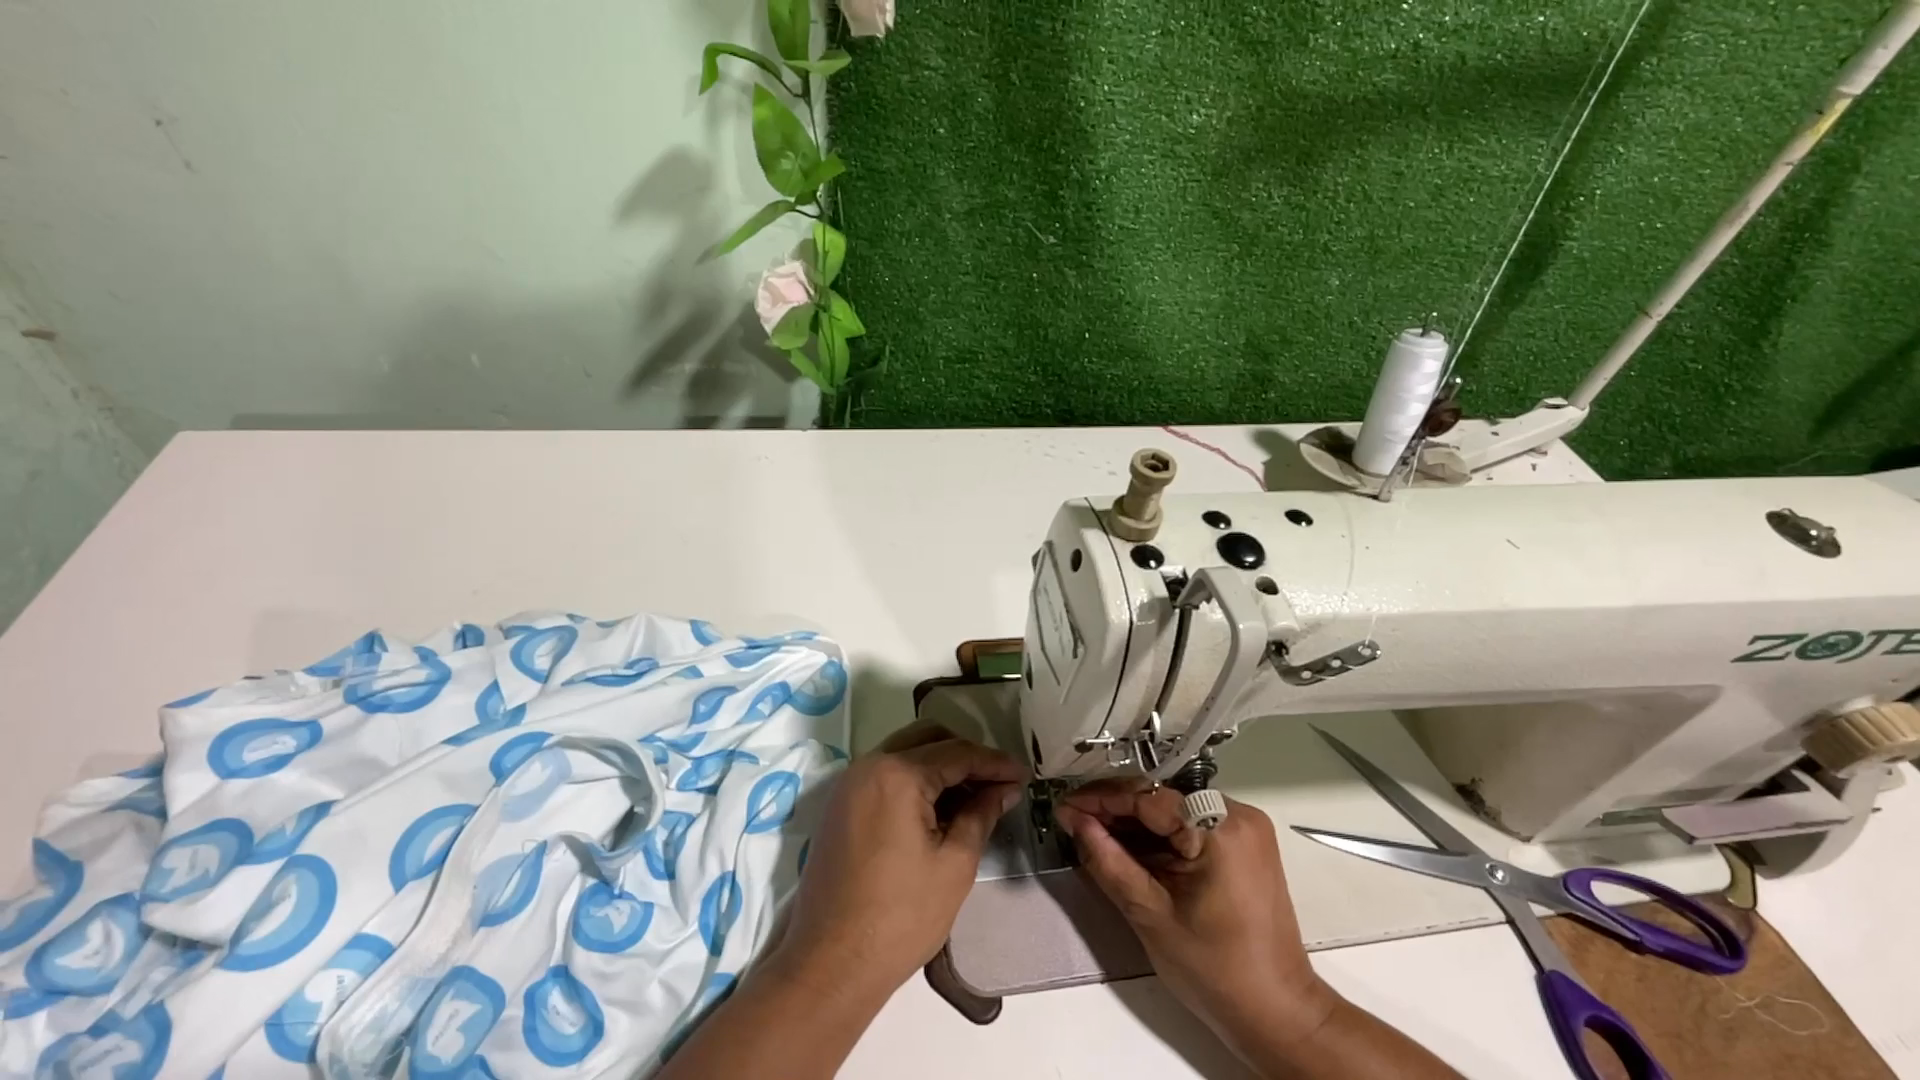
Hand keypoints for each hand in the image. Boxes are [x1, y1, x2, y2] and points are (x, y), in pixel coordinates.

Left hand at [776, 721, 1025, 996]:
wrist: (832, 963)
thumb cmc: (902, 916)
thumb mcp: (955, 863)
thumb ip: (981, 814)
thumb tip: (1004, 788)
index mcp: (896, 774)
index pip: (957, 753)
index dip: (994, 763)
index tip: (1024, 776)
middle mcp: (867, 766)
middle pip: (926, 738)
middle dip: (965, 755)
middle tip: (997, 784)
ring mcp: (848, 786)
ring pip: (904, 754)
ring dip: (939, 767)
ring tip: (974, 799)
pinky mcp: (839, 808)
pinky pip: (884, 776)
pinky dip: (914, 782)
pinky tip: (939, 811)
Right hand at [1055, 786, 1337, 1055]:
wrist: (1274, 1010)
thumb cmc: (1213, 968)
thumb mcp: (1149, 913)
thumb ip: (1108, 860)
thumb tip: (1074, 822)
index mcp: (1221, 828)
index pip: (1148, 797)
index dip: (1101, 800)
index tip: (1064, 808)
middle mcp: (1238, 815)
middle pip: (1162, 799)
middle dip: (1114, 809)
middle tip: (1072, 821)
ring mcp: (1244, 829)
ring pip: (1173, 811)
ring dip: (1133, 822)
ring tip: (1089, 833)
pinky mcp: (1242, 846)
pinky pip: (1190, 826)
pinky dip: (1157, 836)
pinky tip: (1123, 846)